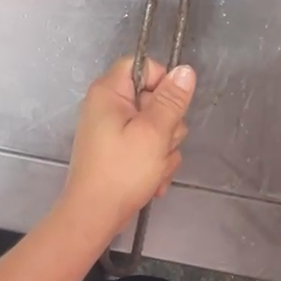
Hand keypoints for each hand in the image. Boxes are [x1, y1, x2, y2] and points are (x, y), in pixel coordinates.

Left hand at [60, 58, 195, 234]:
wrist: (95, 215)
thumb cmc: (121, 171)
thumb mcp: (153, 133)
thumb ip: (171, 101)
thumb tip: (185, 70)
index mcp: (109, 91)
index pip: (143, 66)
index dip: (162, 82)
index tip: (171, 107)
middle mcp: (108, 104)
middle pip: (154, 99)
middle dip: (166, 126)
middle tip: (158, 145)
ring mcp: (113, 128)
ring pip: (156, 127)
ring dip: (163, 150)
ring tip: (153, 168)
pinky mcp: (119, 149)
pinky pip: (148, 146)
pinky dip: (154, 163)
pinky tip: (151, 181)